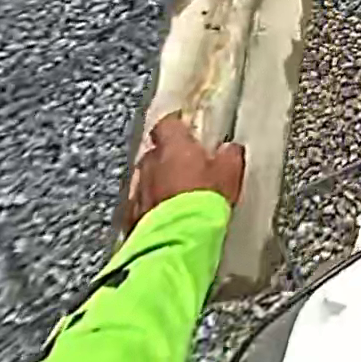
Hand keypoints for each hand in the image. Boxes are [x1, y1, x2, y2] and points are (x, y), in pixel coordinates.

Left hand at [125, 114, 244, 231]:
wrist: (177, 239)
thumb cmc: (207, 196)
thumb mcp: (231, 169)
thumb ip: (229, 153)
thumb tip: (227, 148)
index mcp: (174, 148)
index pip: (167, 125)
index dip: (175, 123)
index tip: (183, 123)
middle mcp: (150, 166)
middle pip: (154, 152)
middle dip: (167, 155)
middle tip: (185, 160)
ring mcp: (137, 193)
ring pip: (146, 178)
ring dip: (158, 180)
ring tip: (176, 188)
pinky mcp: (130, 219)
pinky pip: (141, 203)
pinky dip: (152, 203)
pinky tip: (166, 210)